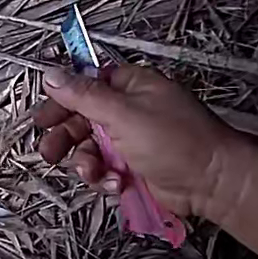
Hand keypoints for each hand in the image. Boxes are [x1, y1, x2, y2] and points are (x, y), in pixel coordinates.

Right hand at [33, 65, 248, 219]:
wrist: (212, 183)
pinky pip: (104, 169)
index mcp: (129, 86)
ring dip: (86, 163)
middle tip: (51, 151)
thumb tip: (52, 74)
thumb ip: (83, 95)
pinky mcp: (132, 166)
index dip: (62, 101)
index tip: (45, 117)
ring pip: (89, 148)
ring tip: (93, 172)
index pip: (84, 85)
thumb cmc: (178, 141)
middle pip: (81, 119)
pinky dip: (104, 178)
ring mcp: (130, 140)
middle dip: (66, 137)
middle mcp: (128, 110)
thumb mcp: (123, 114)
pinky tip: (115, 183)